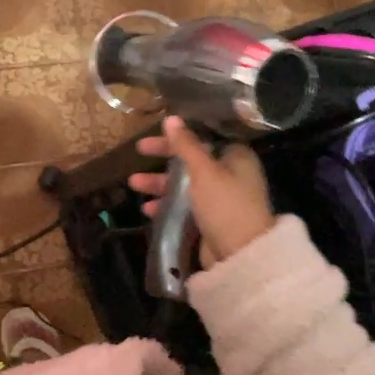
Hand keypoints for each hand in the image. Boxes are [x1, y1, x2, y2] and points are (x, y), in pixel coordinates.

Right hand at [128, 117, 276, 268]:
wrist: (240, 256)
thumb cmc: (225, 205)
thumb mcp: (204, 171)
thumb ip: (186, 145)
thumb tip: (171, 118)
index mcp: (236, 157)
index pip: (204, 138)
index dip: (178, 136)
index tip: (155, 133)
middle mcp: (231, 175)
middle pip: (192, 160)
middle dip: (164, 159)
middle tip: (139, 151)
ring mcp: (221, 199)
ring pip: (186, 185)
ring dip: (160, 184)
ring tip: (133, 184)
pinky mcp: (211, 221)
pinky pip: (186, 207)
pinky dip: (168, 206)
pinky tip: (148, 210)